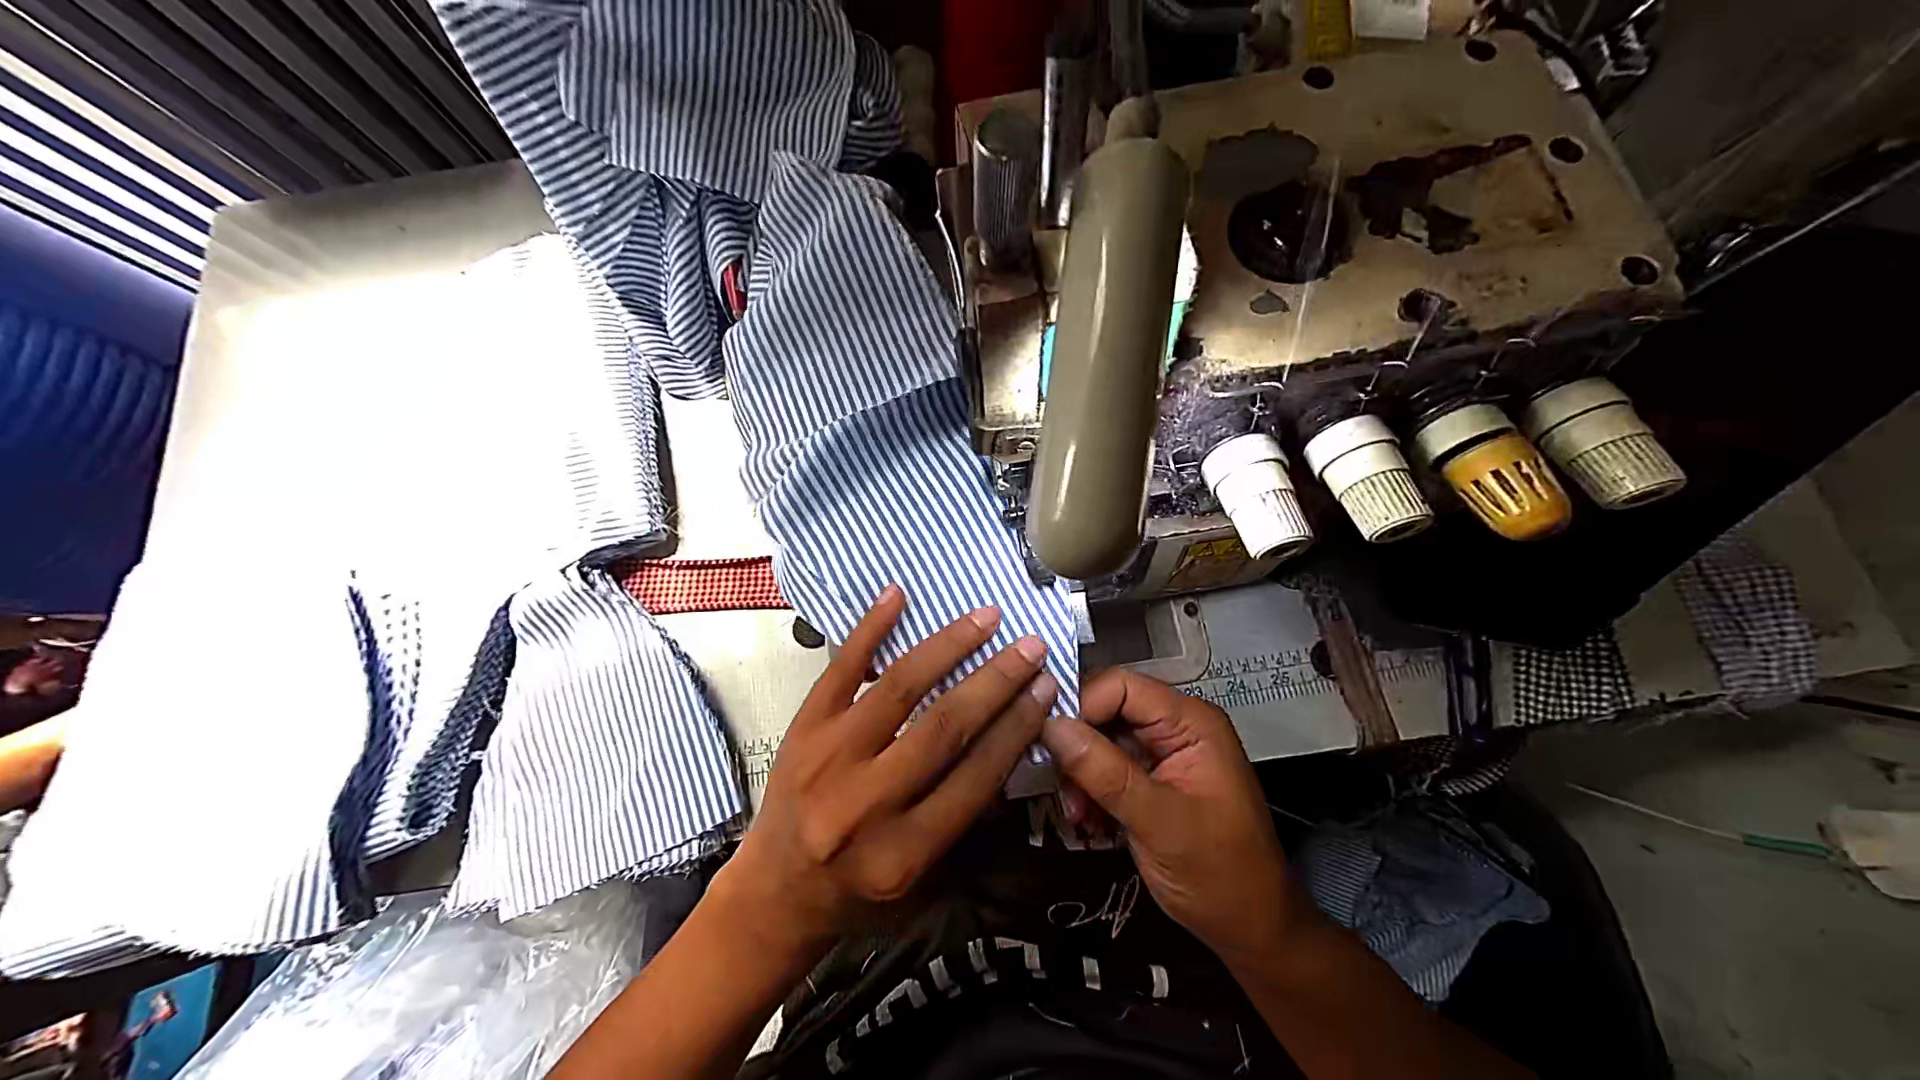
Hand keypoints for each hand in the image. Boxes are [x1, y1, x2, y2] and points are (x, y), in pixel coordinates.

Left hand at [721, 585, 1056, 949]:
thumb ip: (964, 814)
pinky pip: (840, 669)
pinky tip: (897, 597)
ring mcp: (827, 759)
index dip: (1017, 727)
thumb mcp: (921, 876)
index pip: (975, 776)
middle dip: (995, 681)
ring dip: (948, 647)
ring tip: (986, 619)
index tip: (1046, 689)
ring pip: (898, 689)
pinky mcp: (802, 730)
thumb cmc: (857, 890)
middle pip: (943, 727)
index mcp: (903, 852)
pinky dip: (869, 629)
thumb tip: (1009, 738)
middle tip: (1030, 648)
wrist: (775, 890)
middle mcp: (865, 804)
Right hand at [1041, 670, 1299, 964]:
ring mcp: (1161, 753)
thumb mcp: (1161, 823)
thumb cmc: (1220, 875)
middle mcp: (1174, 727)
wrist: (1251, 929)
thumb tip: (1051, 727)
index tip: (1048, 742)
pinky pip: (1103, 765)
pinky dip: (1088, 789)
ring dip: (1079, 774)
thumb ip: (1105, 772)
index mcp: (1191, 722)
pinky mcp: (1148, 778)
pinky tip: (1088, 820)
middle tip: (1059, 787)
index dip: (1081, 706)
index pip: (1121, 686)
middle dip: (1076, 746)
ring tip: (1077, 814)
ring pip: (1098, 739)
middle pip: (1105, 709)